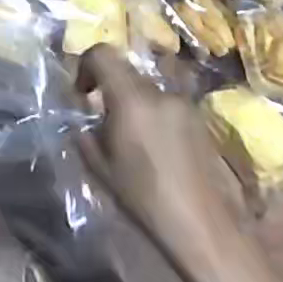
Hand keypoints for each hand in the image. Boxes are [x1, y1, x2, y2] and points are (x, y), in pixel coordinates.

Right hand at [78, 45, 238, 239]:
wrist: (204, 228)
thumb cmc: (145, 199)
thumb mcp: (99, 166)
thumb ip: (83, 130)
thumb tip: (78, 112)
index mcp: (131, 99)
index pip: (102, 53)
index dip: (85, 65)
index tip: (82, 94)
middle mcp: (159, 92)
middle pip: (125, 69)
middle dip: (108, 86)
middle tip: (103, 118)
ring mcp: (183, 103)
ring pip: (146, 87)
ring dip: (132, 101)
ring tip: (130, 136)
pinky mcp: (199, 117)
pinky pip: (166, 102)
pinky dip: (153, 112)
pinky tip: (154, 147)